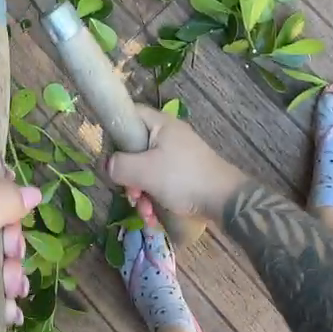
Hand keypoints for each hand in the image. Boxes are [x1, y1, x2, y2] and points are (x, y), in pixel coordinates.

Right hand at [107, 105, 247, 220]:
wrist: (225, 200)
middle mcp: (168, 136)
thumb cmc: (183, 178)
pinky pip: (160, 182)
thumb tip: (108, 165)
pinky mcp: (184, 174)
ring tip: (146, 212)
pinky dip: (154, 198)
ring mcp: (178, 155)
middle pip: (135, 149)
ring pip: (146, 169)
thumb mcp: (145, 171)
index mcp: (160, 124)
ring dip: (141, 192)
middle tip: (132, 194)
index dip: (115, 132)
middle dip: (129, 176)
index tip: (111, 158)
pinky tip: (154, 217)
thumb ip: (120, 165)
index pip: (130, 115)